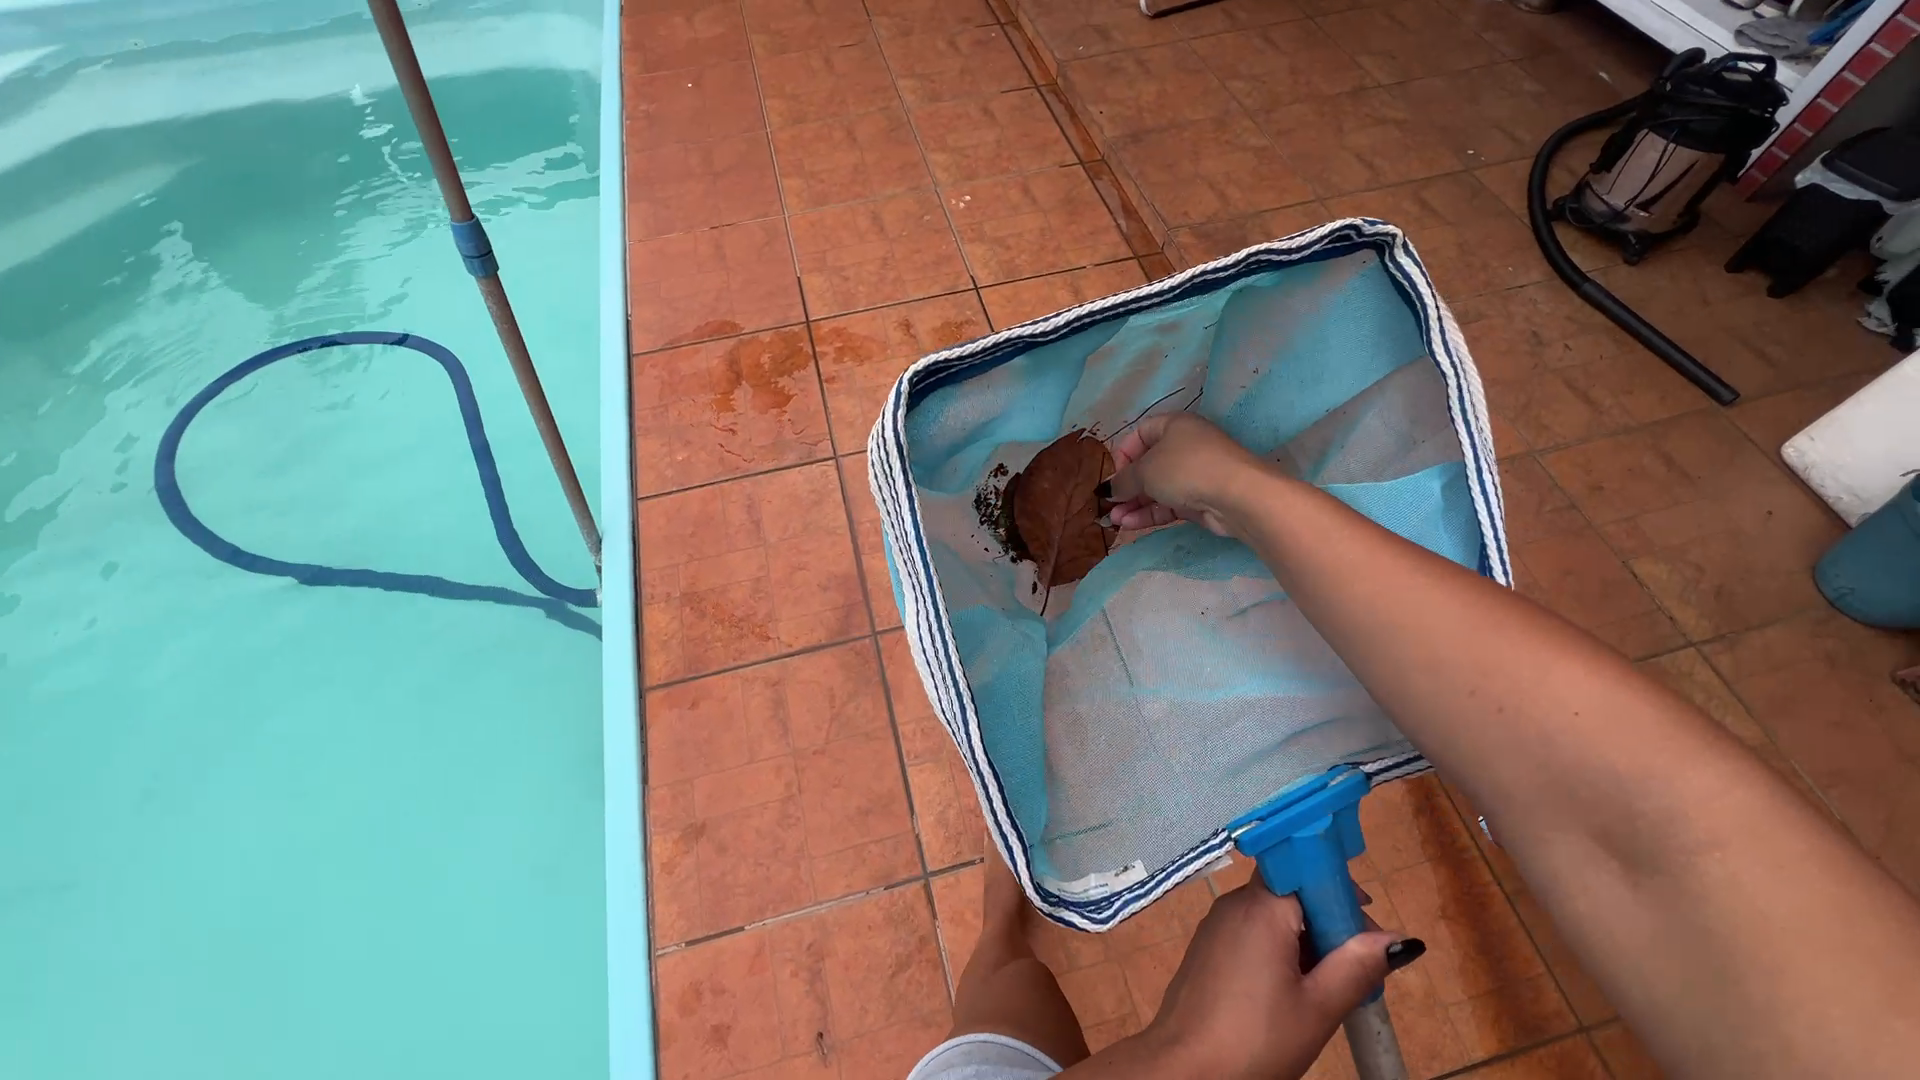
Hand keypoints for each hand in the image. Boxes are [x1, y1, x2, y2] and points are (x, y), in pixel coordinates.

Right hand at [1106, 413, 1268, 537]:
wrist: (1236, 495)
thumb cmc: (1186, 468)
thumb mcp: (1145, 470)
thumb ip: (1122, 480)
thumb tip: (1108, 489)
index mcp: (1173, 426)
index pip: (1140, 434)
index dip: (1122, 454)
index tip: (1113, 476)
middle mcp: (1184, 446)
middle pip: (1147, 465)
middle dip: (1126, 487)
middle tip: (1108, 504)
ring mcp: (1193, 474)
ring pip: (1156, 488)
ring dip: (1134, 504)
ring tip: (1114, 520)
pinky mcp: (1199, 499)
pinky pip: (1168, 504)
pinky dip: (1149, 513)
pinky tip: (1129, 524)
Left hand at [1135, 881, 1397, 1079]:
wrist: (1185, 1068)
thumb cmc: (1257, 1037)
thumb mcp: (1318, 1008)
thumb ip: (1358, 966)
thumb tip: (1400, 937)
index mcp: (1262, 907)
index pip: (1303, 868)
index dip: (1336, 887)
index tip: (1363, 920)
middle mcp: (1235, 904)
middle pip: (1290, 892)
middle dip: (1328, 920)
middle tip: (1360, 965)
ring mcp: (1216, 924)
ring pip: (1271, 914)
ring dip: (1305, 938)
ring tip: (1332, 984)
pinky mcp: (1207, 947)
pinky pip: (1251, 931)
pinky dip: (1279, 949)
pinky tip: (1295, 989)